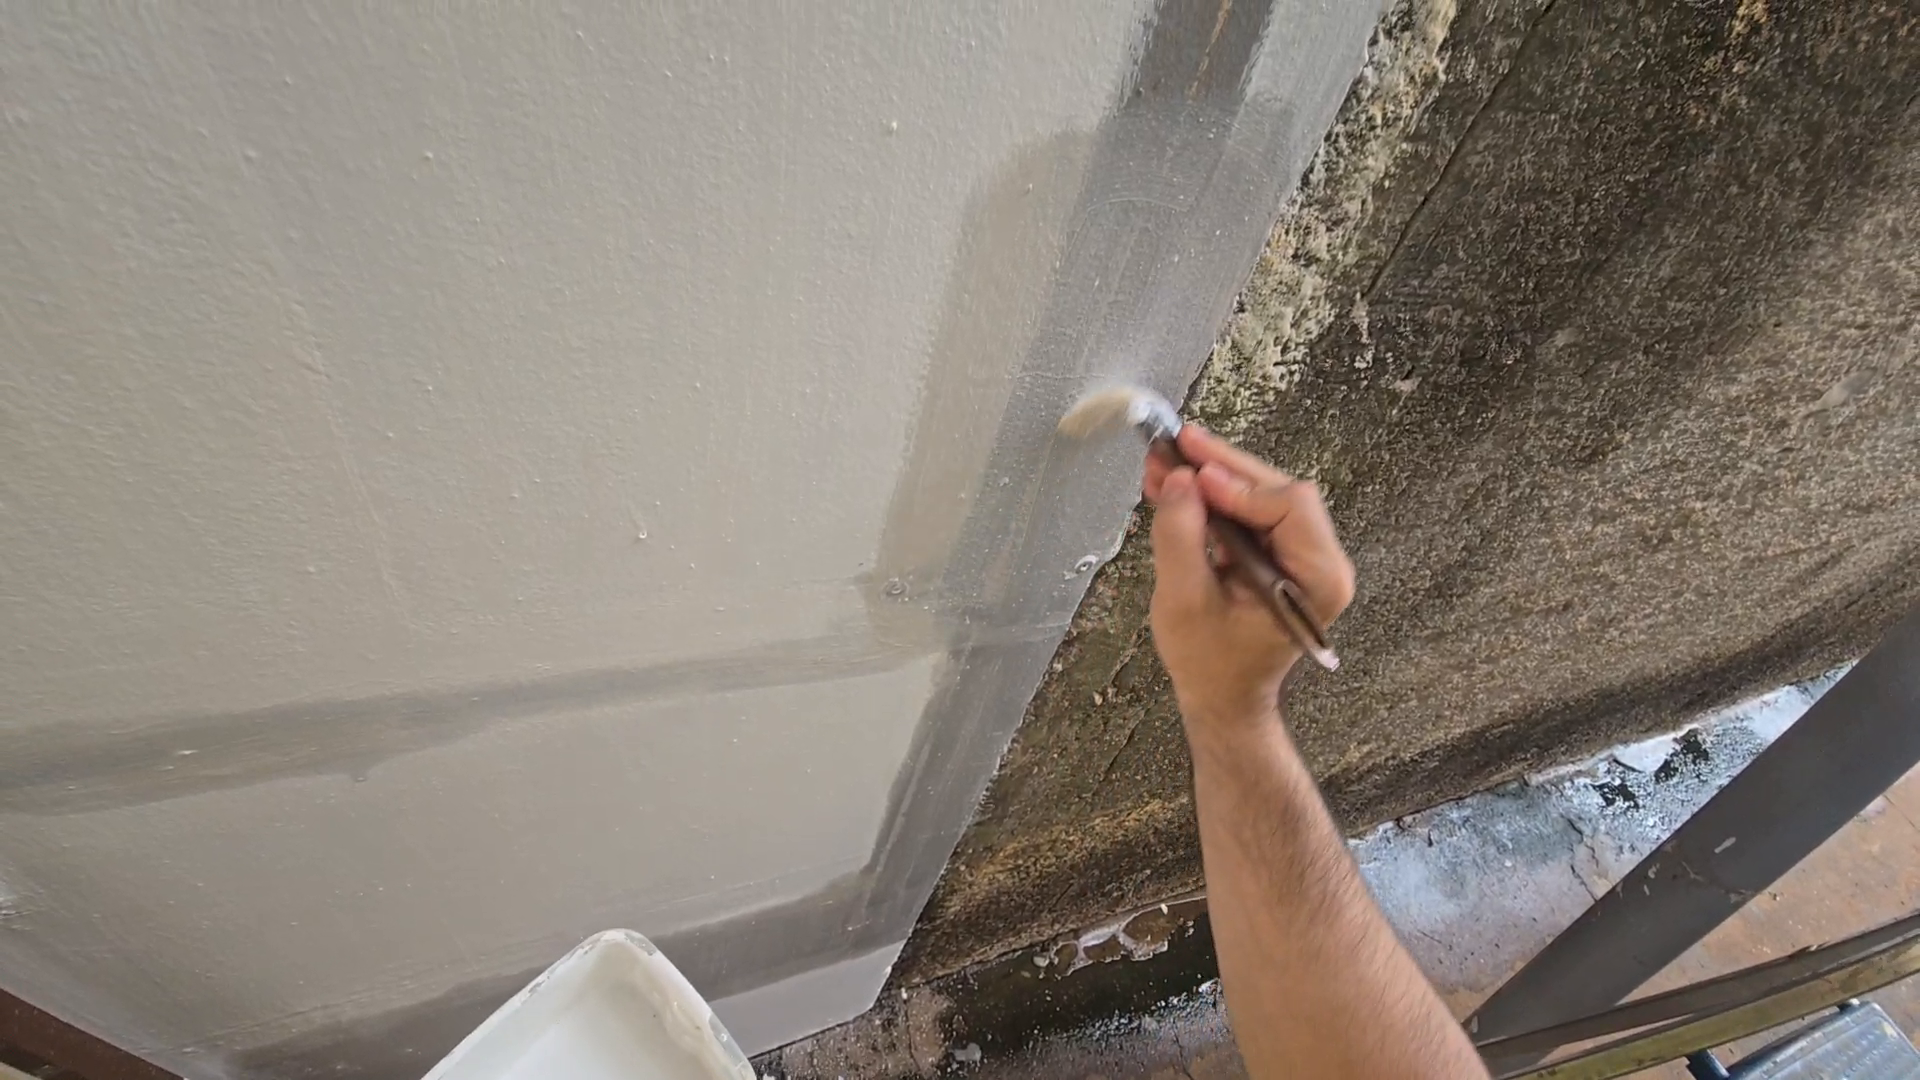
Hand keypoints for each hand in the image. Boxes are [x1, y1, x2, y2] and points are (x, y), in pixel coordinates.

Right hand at [1143, 425, 1354, 727]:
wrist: (1222, 696)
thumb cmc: (1207, 661)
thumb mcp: (1183, 602)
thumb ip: (1180, 539)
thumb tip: (1178, 478)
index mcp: (1316, 580)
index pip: (1290, 508)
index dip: (1241, 486)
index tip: (1193, 477)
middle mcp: (1319, 560)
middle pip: (1276, 491)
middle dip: (1222, 467)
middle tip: (1175, 443)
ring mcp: (1299, 554)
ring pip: (1259, 494)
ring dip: (1211, 477)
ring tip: (1162, 461)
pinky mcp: (1275, 552)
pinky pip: (1246, 511)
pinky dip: (1210, 496)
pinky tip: (1174, 484)